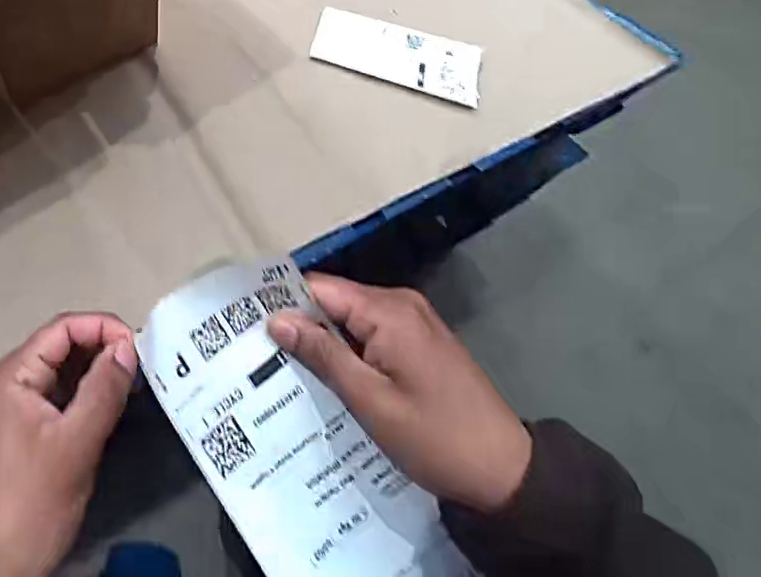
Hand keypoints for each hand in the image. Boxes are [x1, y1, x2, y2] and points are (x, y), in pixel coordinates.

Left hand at [0, 313, 138, 576]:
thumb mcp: (75, 444)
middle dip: (103, 346)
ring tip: (135, 379)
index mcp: (14, 373)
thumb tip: (127, 347)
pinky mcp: (31, 423)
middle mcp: (14, 378)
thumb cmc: (32, 500)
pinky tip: (116, 398)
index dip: (101, 327)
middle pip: (64, 344)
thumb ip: (103, 390)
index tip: (137, 344)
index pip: (62, 328)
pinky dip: (91, 389)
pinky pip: (65, 391)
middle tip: (141, 363)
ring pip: (67, 367)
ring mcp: (21, 401)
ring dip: (100, 368)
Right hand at [267, 274, 532, 513]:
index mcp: (388, 310)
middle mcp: (400, 302)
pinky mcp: (420, 338)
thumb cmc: (435, 437)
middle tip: (266, 354)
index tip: (253, 327)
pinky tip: (333, 376)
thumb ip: (323, 354)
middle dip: (303, 324)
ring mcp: (413, 318)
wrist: (507, 472)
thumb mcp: (371, 401)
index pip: (319, 288)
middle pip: (335, 300)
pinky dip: (350, 349)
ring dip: (326, 340)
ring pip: (351, 317)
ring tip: (291, 367)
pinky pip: (372, 331)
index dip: (285, 305)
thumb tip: (276, 319)